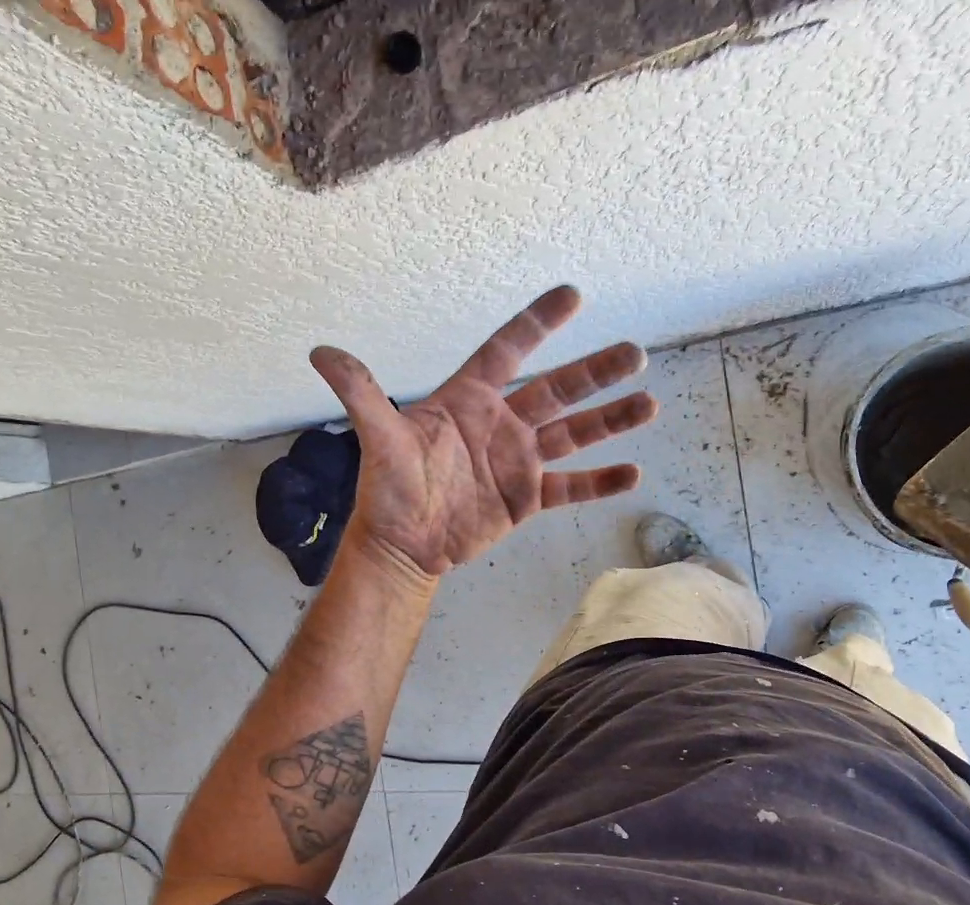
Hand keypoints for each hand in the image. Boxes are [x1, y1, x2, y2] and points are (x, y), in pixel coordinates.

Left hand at [311, 286, 658, 580]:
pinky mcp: (528, 498)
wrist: (404, 545)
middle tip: (635, 354)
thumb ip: (362, 394)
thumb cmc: (390, 488)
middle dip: (596, 371)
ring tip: (648, 405)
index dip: (538, 323)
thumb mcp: (378, 440)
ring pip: (575, 434)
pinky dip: (600, 482)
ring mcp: (519, 461)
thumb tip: (320, 351)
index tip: (573, 295)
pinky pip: (571, 487)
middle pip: (557, 389)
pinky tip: (632, 474)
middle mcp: (502, 422)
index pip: (509, 350)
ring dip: (611, 420)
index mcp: (470, 399)